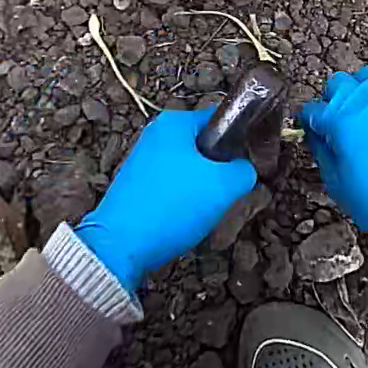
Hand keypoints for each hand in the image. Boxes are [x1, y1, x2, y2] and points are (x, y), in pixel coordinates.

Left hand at [72, 108, 255, 293]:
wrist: (119, 248)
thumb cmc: (173, 206)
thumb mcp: (225, 185)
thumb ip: (245, 170)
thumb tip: (244, 171)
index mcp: (174, 122)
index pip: (221, 119)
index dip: (241, 139)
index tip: (248, 163)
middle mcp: (156, 134)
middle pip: (206, 145)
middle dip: (221, 168)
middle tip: (229, 189)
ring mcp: (143, 160)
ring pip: (191, 168)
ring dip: (203, 187)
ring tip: (208, 208)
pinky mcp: (135, 186)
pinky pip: (173, 185)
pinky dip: (184, 199)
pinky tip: (186, 218)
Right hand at [301, 66, 367, 232]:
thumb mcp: (336, 181)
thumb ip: (322, 151)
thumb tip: (317, 135)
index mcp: (339, 119)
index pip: (313, 109)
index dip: (312, 120)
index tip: (316, 126)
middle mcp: (365, 100)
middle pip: (339, 82)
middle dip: (335, 98)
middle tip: (342, 118)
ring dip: (364, 89)